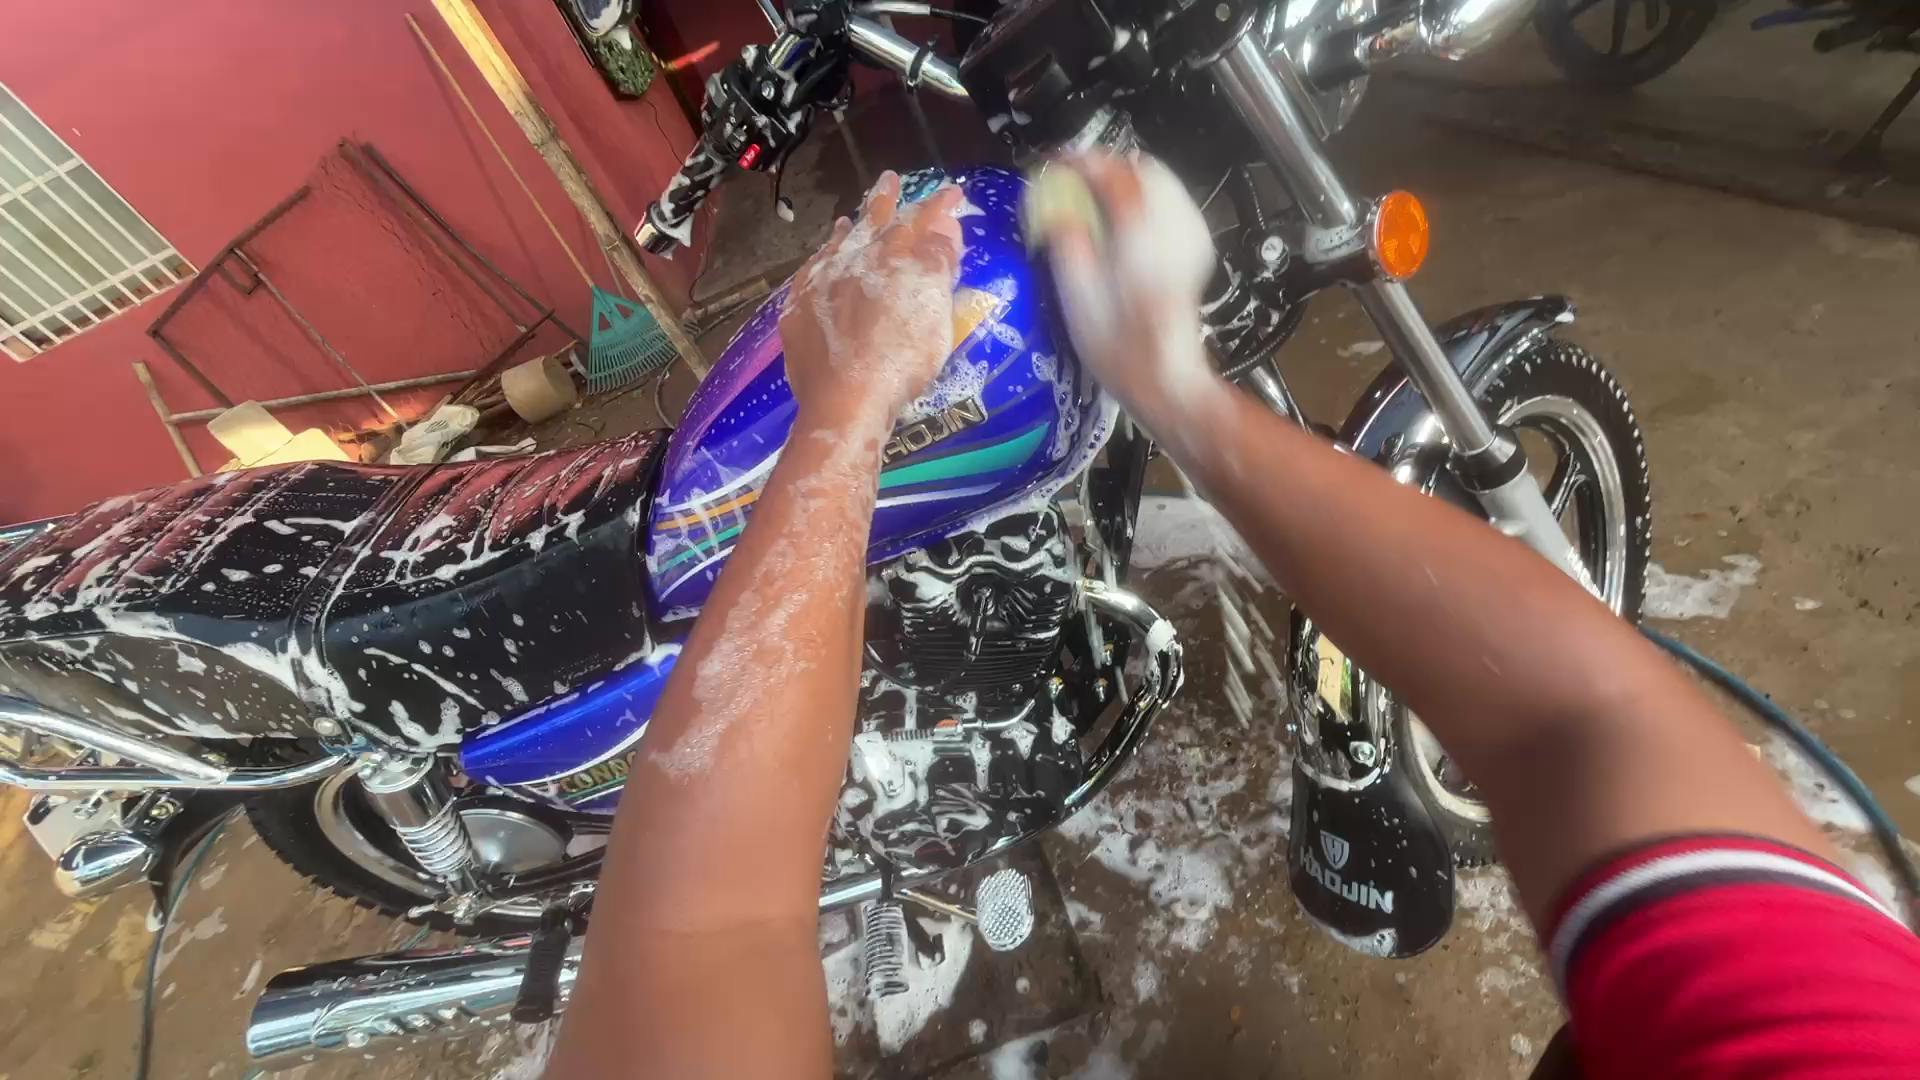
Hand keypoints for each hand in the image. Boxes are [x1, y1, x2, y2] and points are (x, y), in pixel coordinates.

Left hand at [779, 172, 965, 436]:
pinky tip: (819, 265)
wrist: (847, 398)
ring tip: (850, 218)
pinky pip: (808, 275)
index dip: (938, 206)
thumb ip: (938, 265)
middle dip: (885, 199)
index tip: (953, 193)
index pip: (920, 221)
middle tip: (889, 179)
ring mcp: (820, 284)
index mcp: (893, 259)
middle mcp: (853, 261)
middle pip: (872, 222)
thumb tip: (944, 226)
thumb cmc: (901, 361)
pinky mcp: (797, 311)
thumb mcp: (935, 314)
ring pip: (836, 246)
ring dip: (848, 230)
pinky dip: (819, 264)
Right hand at [1028, 153, 1226, 442]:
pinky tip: (1122, 220)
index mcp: (1139, 241)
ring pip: (1159, 180)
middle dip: (1104, 166)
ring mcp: (1189, 237)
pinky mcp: (1194, 248)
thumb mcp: (1078, 300)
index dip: (1080, 160)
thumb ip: (1066, 242)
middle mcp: (1172, 230)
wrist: (1164, 379)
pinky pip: (1169, 201)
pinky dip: (1142, 198)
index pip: (1113, 174)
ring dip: (1123, 180)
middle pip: (1142, 167)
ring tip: (1092, 198)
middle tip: (1072, 180)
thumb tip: (1049, 201)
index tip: (1055, 163)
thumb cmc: (1118, 351)